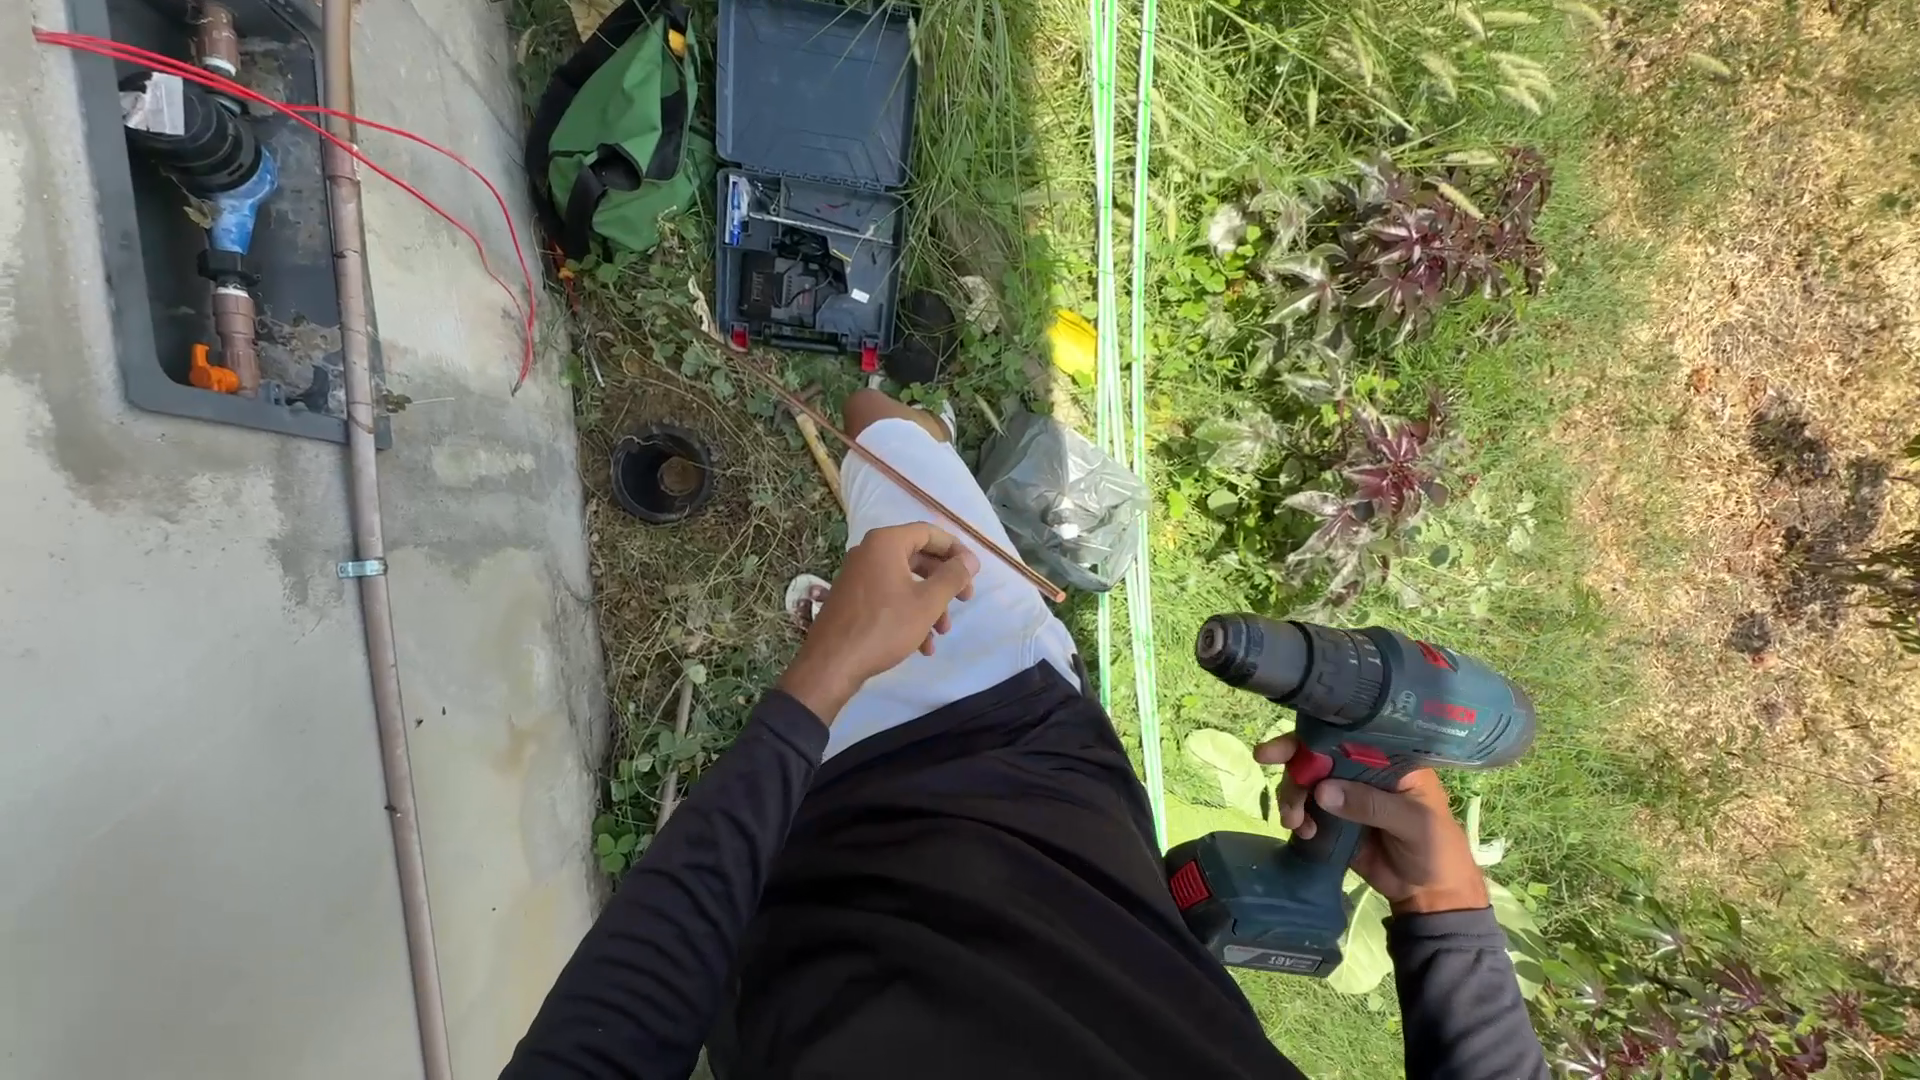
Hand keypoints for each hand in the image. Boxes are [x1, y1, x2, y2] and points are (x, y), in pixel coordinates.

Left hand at [776, 523, 978, 723]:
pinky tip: (922, 646)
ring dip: (929, 605)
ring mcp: (858, 576)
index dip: (956, 550)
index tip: (973, 572)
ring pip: (906, 582)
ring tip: (942, 633)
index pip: (930, 533)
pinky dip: (909, 615)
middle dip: (944, 582)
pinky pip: (889, 597)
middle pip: (919, 558)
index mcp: (886, 543)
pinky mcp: (853, 599)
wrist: (831, 663)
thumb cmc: (884, 626)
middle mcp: (869, 552)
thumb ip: (953, 577)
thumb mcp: (927, 602)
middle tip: (965, 600)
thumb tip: (970, 560)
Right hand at [1257, 734, 1487, 915]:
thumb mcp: (1413, 823)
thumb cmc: (1436, 848)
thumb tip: (1321, 791)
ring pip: (1306, 780)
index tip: (1284, 743)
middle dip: (1290, 760)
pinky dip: (1297, 816)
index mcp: (1387, 760)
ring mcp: (1344, 793)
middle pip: (1317, 754)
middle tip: (1264, 761)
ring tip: (1295, 821)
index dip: (1313, 736)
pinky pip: (1305, 807)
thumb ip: (1370, 804)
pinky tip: (1303, 830)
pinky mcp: (1332, 816)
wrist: (1429, 894)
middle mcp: (1361, 770)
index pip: (1346, 737)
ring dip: (1292, 795)